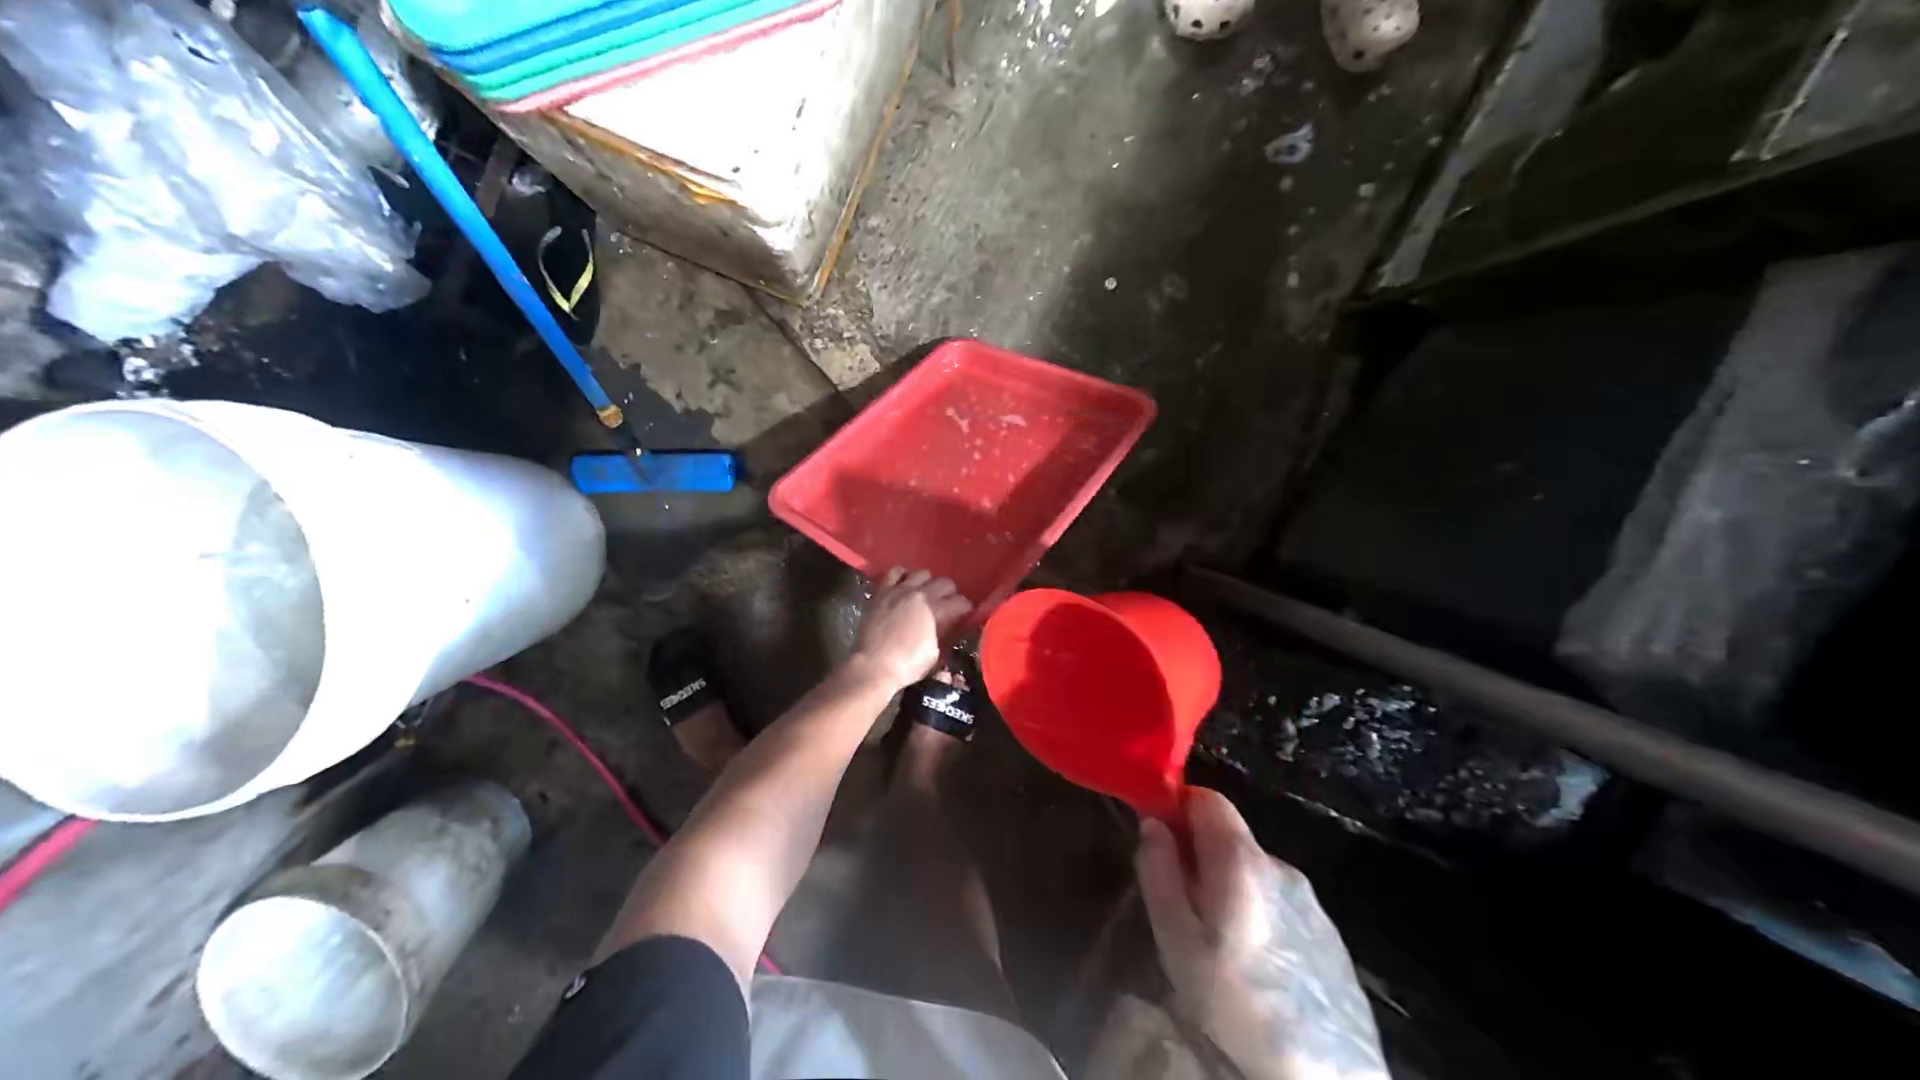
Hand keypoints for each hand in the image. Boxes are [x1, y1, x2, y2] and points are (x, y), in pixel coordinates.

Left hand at [850, 568, 971, 690]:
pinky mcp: (882, 591)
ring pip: (922, 573)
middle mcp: (920, 594)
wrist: (874, 665)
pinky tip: (905, 584)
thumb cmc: (907, 665)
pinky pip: (895, 572)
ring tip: (926, 593)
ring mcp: (899, 590)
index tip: (966, 615)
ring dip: (929, 582)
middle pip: (945, 583)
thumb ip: (943, 635)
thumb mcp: (934, 654)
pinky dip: (904, 575)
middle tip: (948, 605)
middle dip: (951, 594)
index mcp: (936, 610)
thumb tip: (948, 628)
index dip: (967, 609)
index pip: (961, 602)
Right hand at [1136, 788, 1387, 1079]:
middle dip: (1198, 854)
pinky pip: (1276, 899)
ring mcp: (1308, 896)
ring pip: (1252, 870)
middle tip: (1180, 903)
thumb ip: (1159, 872)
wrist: (1323, 1073)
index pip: (1206, 798)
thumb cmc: (1235, 1000)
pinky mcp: (1326, 928)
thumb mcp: (1176, 939)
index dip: (1178, 808)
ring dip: (1227, 885)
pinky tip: (1253, 960)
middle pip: (1229, 835)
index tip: (1159, 840)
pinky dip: (1256, 910)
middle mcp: (1278, 864)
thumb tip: (1152, 823)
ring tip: (1215, 941)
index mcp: (1240, 859)